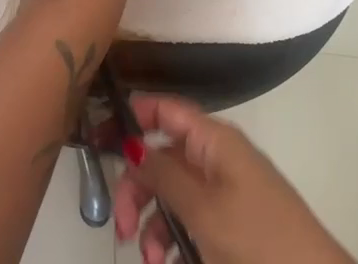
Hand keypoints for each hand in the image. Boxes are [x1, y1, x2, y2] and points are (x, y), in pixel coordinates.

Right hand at [114, 96, 352, 263]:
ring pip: (172, 196)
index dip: (132, 116)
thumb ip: (162, 173)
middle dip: (137, 191)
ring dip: (153, 225)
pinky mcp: (232, 225)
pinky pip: (191, 221)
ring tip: (150, 259)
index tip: (100, 139)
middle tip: (122, 226)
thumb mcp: (202, 208)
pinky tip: (166, 261)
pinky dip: (173, 240)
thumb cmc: (258, 240)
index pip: (165, 110)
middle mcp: (217, 159)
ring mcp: (226, 193)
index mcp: (214, 141)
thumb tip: (130, 142)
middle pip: (162, 159)